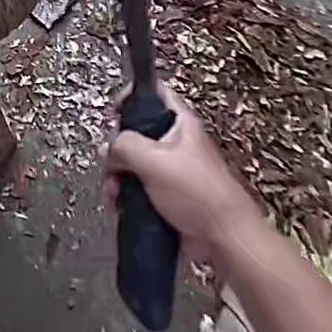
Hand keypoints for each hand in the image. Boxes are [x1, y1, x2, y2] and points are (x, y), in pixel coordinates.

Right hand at [107, 83, 260, 263]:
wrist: (220, 236)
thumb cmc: (202, 194)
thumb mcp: (155, 161)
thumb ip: (127, 145)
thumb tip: (111, 147)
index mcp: (180, 124)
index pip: (155, 94)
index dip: (133, 95)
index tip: (116, 109)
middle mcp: (176, 144)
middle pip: (137, 133)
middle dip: (119, 150)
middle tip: (115, 164)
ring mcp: (170, 170)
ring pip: (134, 164)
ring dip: (119, 178)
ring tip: (117, 193)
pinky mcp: (166, 195)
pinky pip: (138, 189)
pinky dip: (127, 196)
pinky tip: (123, 207)